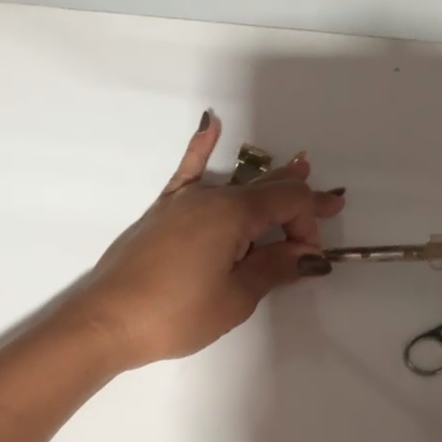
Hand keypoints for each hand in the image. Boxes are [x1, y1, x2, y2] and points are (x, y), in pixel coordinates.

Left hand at [59, 112, 344, 372]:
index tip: (312, 258)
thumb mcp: (235, 297)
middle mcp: (209, 197)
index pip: (287, 203)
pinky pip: (187, 170)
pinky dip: (202, 147)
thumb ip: (273, 268)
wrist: (107, 319)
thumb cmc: (175, 314)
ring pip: (236, 184)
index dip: (309, 225)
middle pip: (266, 191)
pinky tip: (211, 122)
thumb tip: (307, 255)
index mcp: (232, 214)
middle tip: (333, 204)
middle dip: (298, 203)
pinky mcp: (162, 211)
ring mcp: (182, 201)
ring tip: (299, 168)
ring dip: (268, 182)